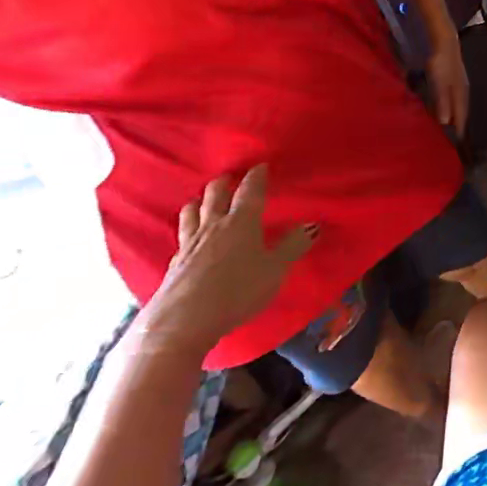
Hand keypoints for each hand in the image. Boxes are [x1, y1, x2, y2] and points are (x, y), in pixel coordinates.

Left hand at [143, 166, 313, 351]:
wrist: (186, 319)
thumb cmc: (238, 290)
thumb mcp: (274, 270)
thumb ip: (293, 246)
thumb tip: (312, 224)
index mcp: (241, 222)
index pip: (250, 191)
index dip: (256, 176)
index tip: (260, 166)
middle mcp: (213, 225)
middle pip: (215, 194)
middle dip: (224, 182)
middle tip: (230, 178)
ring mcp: (190, 243)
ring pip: (191, 211)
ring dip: (199, 201)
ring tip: (202, 199)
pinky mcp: (174, 263)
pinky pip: (181, 237)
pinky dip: (186, 230)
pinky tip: (187, 238)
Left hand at [425, 39, 469, 138]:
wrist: (444, 43)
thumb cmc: (441, 64)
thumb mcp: (440, 84)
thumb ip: (442, 102)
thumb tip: (446, 122)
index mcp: (461, 94)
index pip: (462, 116)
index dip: (460, 130)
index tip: (458, 145)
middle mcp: (463, 92)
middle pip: (462, 112)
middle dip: (459, 125)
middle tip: (454, 140)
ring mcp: (459, 85)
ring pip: (458, 105)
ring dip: (454, 116)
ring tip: (449, 128)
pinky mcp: (453, 80)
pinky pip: (453, 98)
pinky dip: (449, 106)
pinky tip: (444, 109)